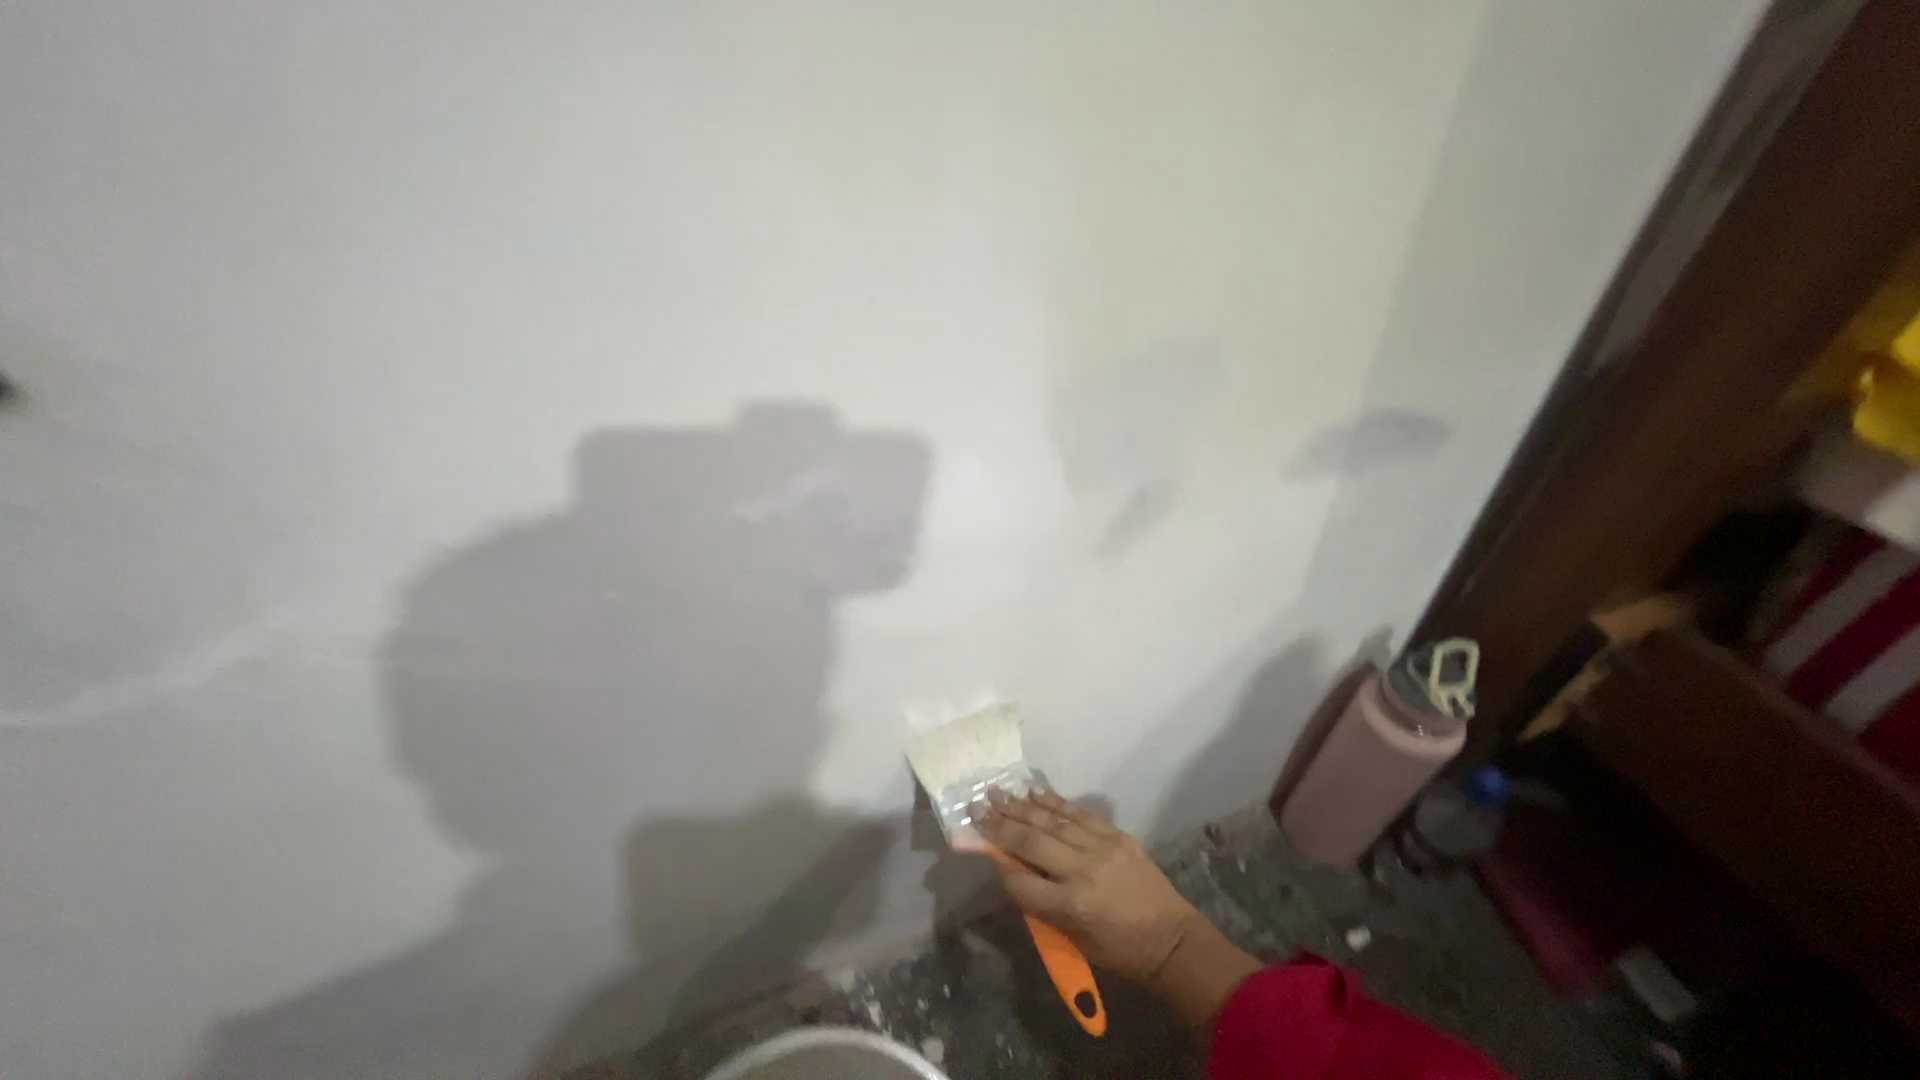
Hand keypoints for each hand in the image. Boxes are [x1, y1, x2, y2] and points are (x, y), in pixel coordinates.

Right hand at [976, 788, 1207, 983]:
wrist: (1170, 940)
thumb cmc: (1118, 951)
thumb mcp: (1073, 938)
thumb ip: (1042, 905)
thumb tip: (1013, 872)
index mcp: (1070, 905)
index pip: (1020, 882)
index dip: (1000, 868)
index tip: (983, 851)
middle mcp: (1082, 871)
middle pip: (1031, 842)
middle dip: (999, 825)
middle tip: (976, 807)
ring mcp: (1101, 848)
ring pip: (1052, 821)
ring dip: (1020, 806)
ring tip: (995, 792)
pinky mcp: (1117, 836)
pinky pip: (1079, 814)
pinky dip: (1054, 802)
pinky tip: (1033, 792)